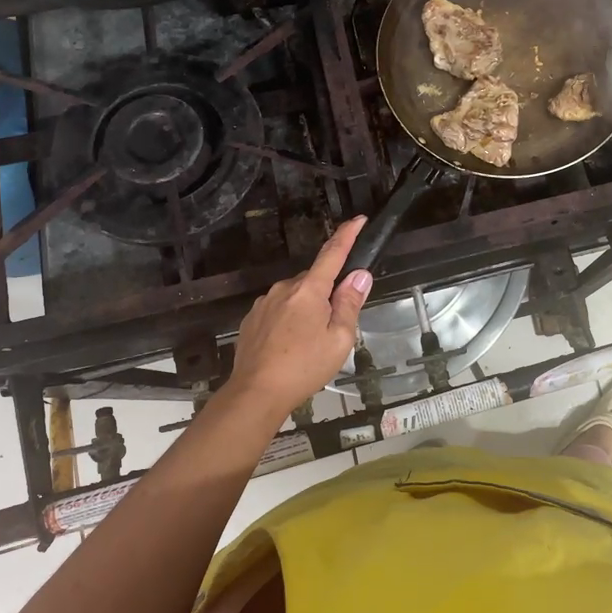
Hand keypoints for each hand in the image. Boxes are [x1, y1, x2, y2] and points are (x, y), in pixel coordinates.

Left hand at [224, 217, 372, 416]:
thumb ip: (349, 303)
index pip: (332, 253)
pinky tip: (290, 346)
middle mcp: (284, 288)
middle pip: (314, 279)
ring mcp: (264, 302)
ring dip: (307, 308)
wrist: (256, 393)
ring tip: (311, 342)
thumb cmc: (304, 367)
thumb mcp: (339, 339)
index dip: (347, 235)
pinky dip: (290, 319)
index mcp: (309, 290)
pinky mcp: (252, 319)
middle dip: (328, 292)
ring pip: (296, 296)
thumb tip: (359, 275)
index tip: (358, 219)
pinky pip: (279, 309)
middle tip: (336, 324)